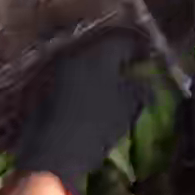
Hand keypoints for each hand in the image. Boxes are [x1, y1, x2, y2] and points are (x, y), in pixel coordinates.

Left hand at [14, 29, 147, 194]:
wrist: (53, 153)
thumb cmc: (97, 126)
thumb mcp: (128, 107)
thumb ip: (141, 89)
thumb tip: (148, 81)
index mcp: (99, 55)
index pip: (123, 42)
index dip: (138, 49)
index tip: (147, 58)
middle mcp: (76, 56)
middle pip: (102, 50)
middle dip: (118, 58)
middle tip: (132, 69)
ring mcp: (58, 72)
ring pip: (86, 63)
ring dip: (100, 71)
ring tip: (114, 85)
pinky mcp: (45, 89)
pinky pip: (72, 77)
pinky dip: (85, 82)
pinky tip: (93, 97)